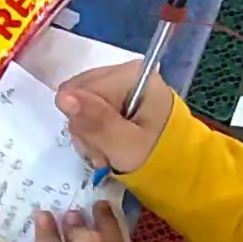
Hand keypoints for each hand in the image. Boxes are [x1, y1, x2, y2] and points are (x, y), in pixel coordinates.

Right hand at [56, 62, 172, 174]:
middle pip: (77, 97)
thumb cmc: (156, 157)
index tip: (101, 146)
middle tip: (105, 150)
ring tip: (108, 151)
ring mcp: (120, 84)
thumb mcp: (125, 145)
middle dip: (86, 129)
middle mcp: (125, 73)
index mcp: (132, 76)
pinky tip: (107, 145)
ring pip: (79, 107)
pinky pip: (87, 111)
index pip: (79, 92)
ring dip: (89, 135)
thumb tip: (62, 98)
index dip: (82, 121)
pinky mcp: (117, 96)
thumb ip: (95, 121)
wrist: (180, 169)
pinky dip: (93, 133)